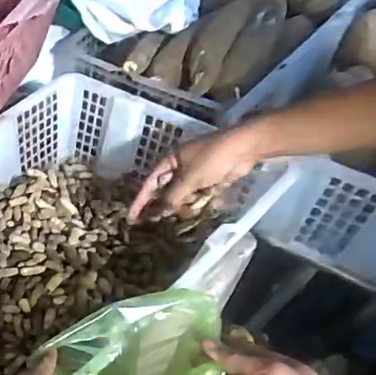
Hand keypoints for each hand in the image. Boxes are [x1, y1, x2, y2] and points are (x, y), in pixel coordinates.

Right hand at [127, 122, 276, 221]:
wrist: (244, 149)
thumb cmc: (213, 157)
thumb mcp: (189, 178)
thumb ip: (173, 196)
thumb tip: (161, 212)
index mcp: (170, 160)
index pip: (149, 183)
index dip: (140, 201)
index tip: (131, 217)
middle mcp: (178, 166)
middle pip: (163, 190)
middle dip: (157, 206)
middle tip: (147, 226)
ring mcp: (193, 173)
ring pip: (179, 195)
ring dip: (176, 207)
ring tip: (167, 225)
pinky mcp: (207, 180)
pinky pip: (194, 196)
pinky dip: (192, 205)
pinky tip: (188, 217)